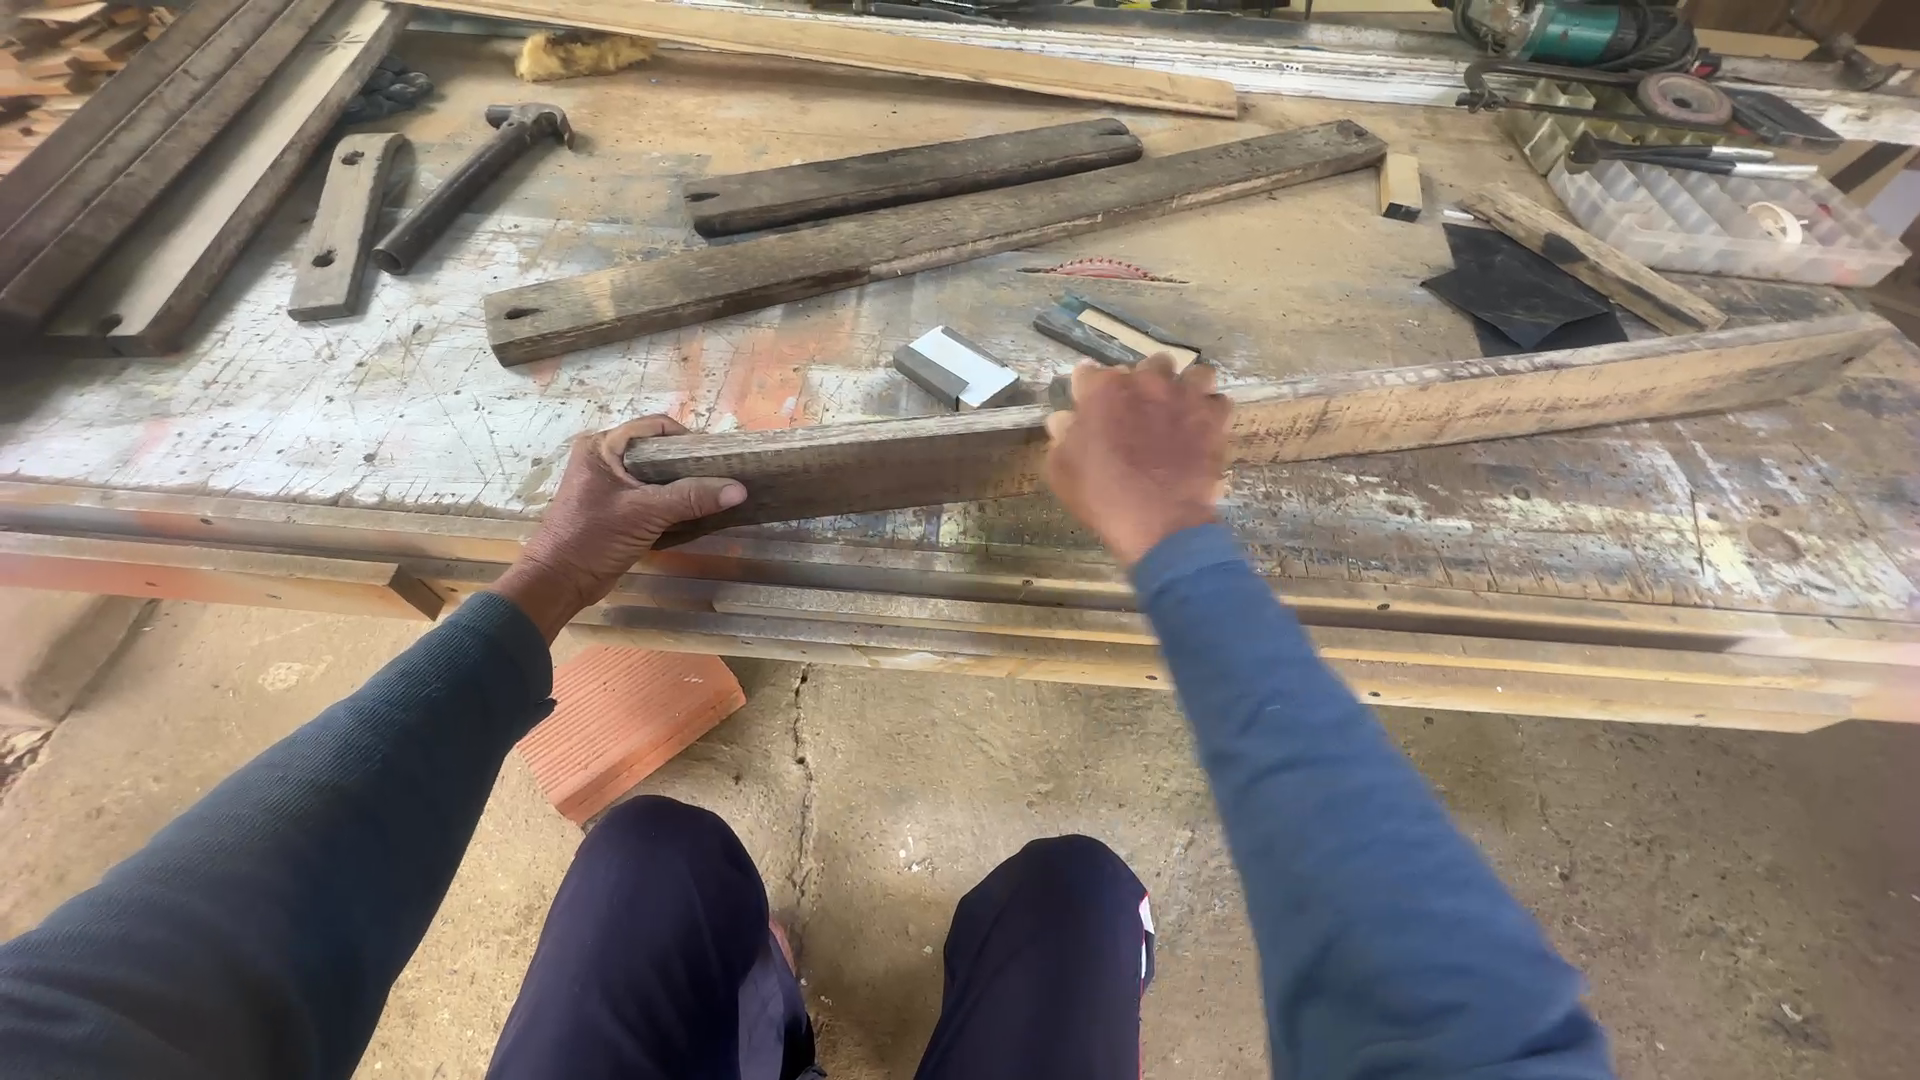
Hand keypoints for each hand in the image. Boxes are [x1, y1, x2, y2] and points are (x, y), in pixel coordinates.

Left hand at [490, 416, 745, 640]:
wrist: (560, 581)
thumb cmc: (593, 538)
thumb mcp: (645, 513)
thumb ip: (691, 498)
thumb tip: (739, 489)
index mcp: (603, 447)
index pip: (656, 428)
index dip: (688, 440)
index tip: (715, 461)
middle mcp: (606, 458)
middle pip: (659, 450)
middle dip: (690, 464)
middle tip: (720, 478)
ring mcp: (611, 484)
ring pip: (658, 474)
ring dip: (684, 485)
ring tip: (713, 494)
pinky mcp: (617, 507)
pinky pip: (653, 494)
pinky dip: (674, 501)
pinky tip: (695, 512)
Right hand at [1044, 356, 1229, 566]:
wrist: (1158, 523)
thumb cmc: (1101, 497)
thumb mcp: (1061, 470)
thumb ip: (1062, 436)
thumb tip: (1064, 420)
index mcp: (1104, 389)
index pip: (1088, 374)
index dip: (1087, 393)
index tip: (1087, 409)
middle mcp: (1146, 381)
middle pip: (1145, 365)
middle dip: (1140, 384)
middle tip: (1135, 414)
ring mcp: (1184, 397)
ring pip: (1192, 374)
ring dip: (1184, 388)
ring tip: (1178, 411)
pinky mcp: (1213, 419)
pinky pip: (1217, 401)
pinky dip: (1210, 412)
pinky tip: (1200, 428)